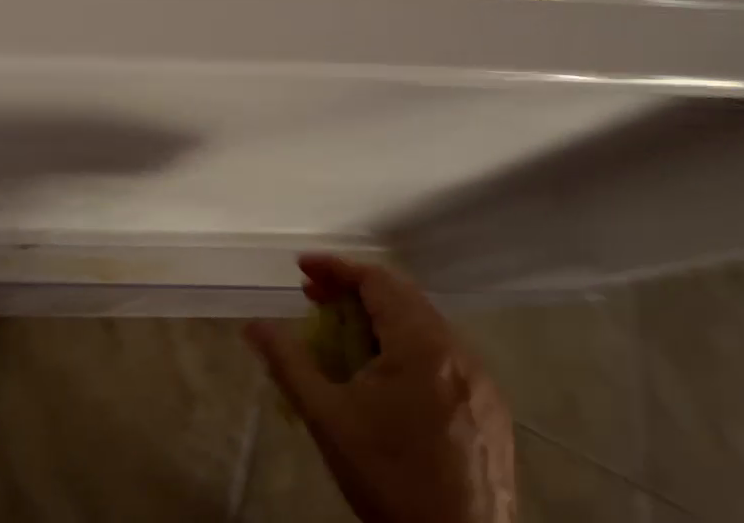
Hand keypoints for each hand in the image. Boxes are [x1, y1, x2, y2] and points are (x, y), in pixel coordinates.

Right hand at [245, 255, 515, 522]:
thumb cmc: (388, 476)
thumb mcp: (326, 417)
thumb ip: (288, 362)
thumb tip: (253, 326)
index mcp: (424, 349)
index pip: (379, 282)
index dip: (336, 268)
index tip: (300, 269)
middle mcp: (461, 356)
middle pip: (403, 300)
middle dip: (353, 291)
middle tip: (312, 299)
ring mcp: (482, 385)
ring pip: (425, 329)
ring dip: (378, 320)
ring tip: (339, 336)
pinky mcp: (490, 411)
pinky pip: (443, 358)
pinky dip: (405, 348)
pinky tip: (379, 375)